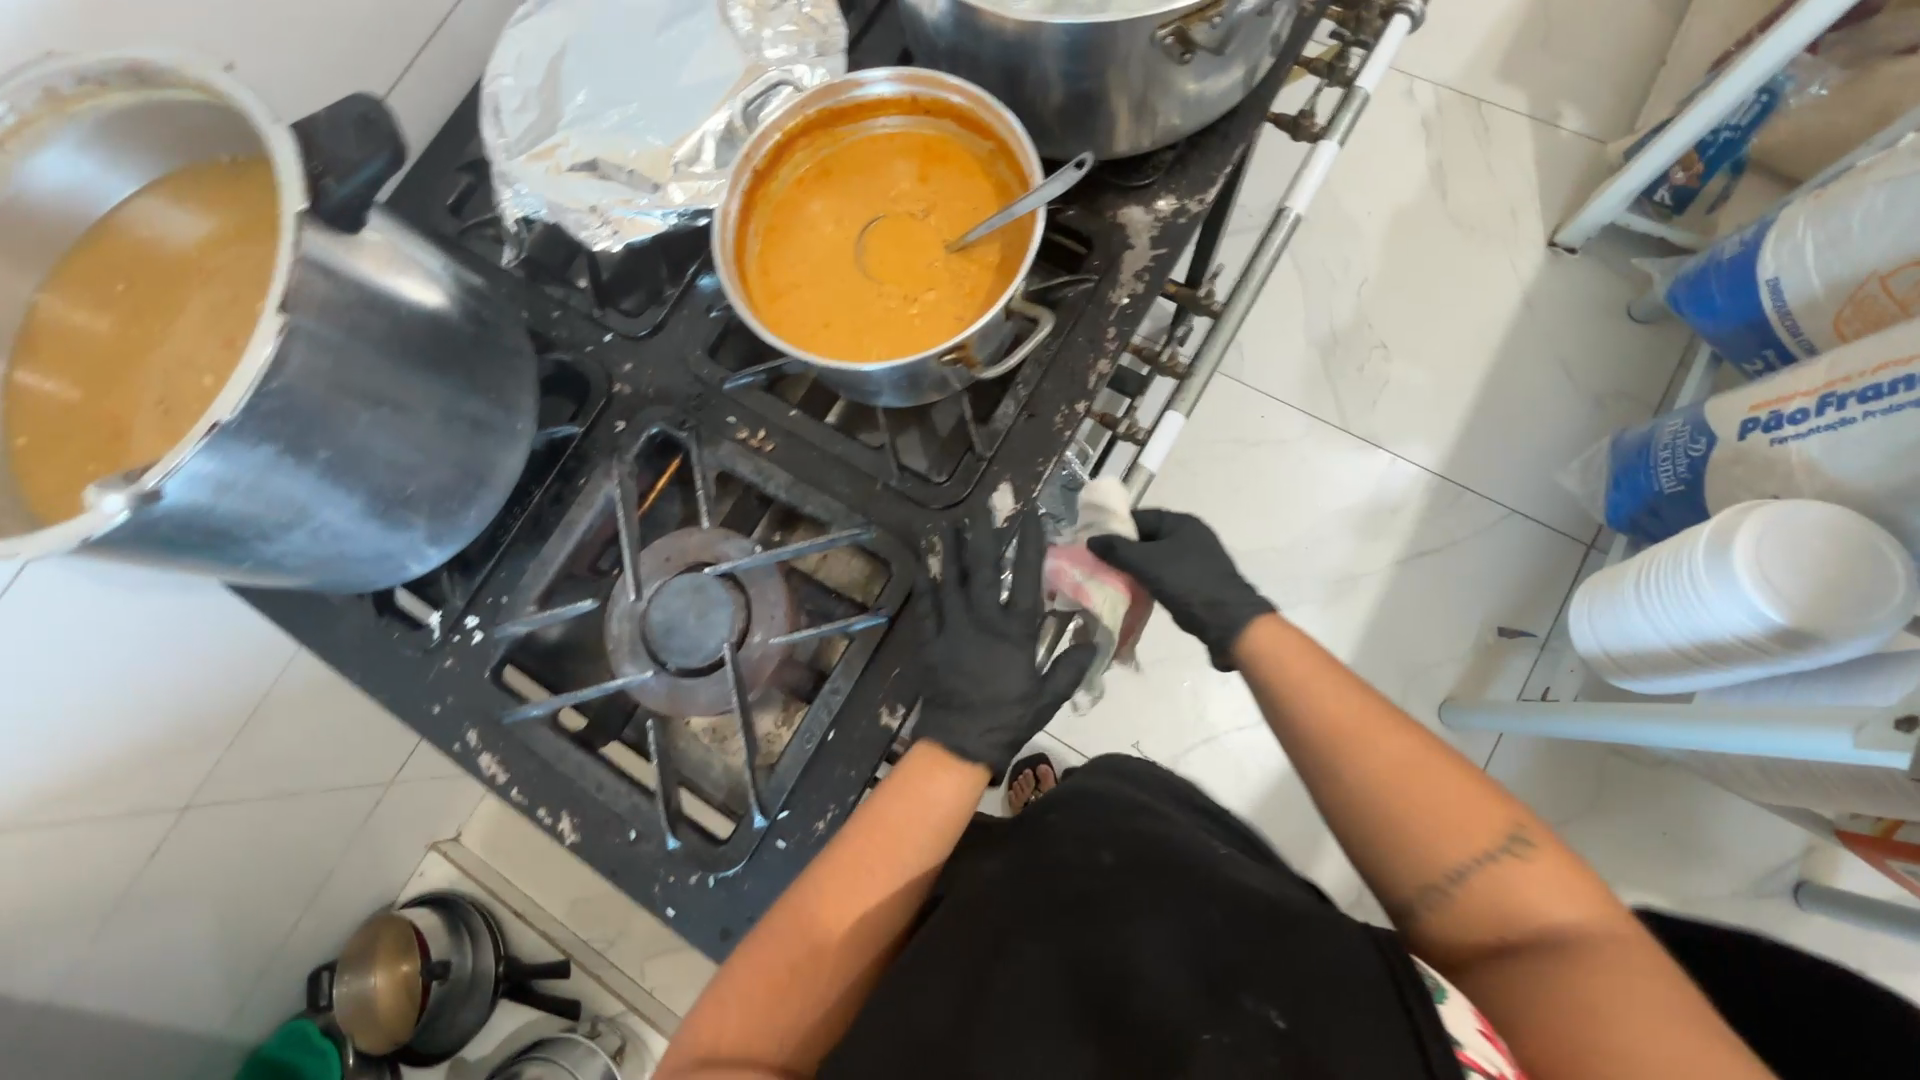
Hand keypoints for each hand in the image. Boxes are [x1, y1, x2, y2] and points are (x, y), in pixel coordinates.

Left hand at [913, 507, 1095, 778]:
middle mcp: (983, 622)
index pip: (1025, 577)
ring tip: (948, 525)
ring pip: (951, 581)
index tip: (1031, 516)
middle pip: (983, 569)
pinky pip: (927, 607)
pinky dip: (925, 585)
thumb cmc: (1010, 718)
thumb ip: (1071, 667)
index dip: (1029, 544)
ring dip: (950, 551)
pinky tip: (922, 565)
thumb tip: (1094, 642)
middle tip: (981, 507)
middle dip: (983, 536)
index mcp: (1015, 632)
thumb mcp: (1049, 696)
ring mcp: (953, 629)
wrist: (963, 741)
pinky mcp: (931, 642)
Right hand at [1087, 509, 1273, 670]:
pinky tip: (1132, 591)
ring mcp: (1195, 559)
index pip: (1140, 517)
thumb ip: (1117, 550)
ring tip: (1111, 579)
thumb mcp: (1147, 564)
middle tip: (1098, 563)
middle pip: (1147, 537)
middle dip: (1123, 550)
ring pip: (1155, 558)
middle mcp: (1190, 535)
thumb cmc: (1187, 583)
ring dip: (1134, 568)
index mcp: (1181, 522)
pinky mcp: (1195, 581)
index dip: (1115, 528)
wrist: (1228, 621)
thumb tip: (1091, 539)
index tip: (1093, 543)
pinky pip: (1164, 574)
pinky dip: (1148, 580)